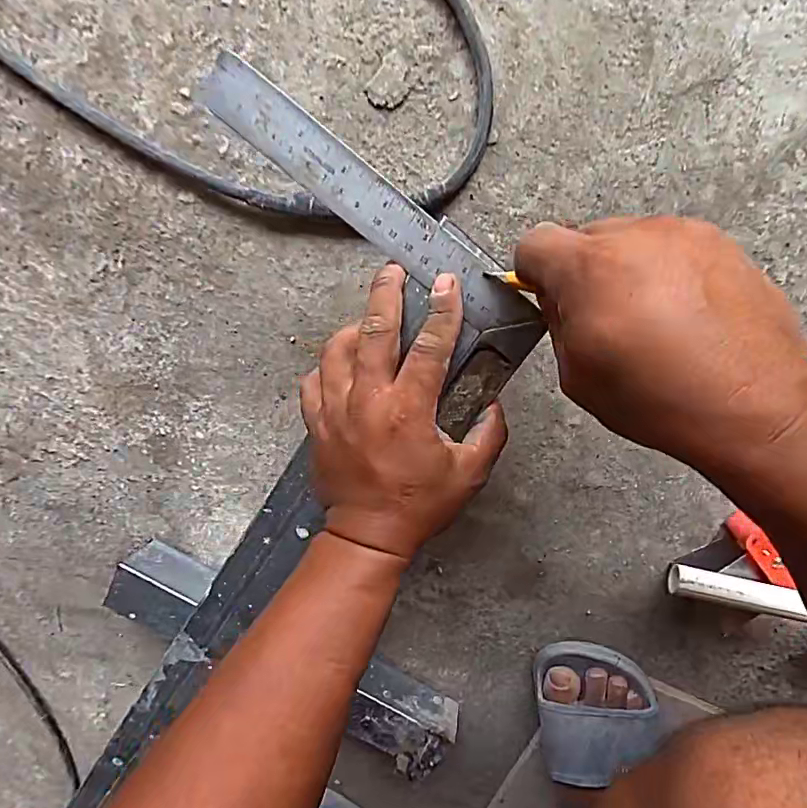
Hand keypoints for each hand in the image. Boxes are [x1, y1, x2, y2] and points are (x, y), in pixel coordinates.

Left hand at [302, 265, 508, 558]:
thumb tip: (493, 407)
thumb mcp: (469, 474)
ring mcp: (336, 411)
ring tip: (366, 317)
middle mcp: (368, 401)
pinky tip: (339, 364)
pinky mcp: (317, 425)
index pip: (428, 346)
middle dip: (385, 294)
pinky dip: (326, 365)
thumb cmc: (418, 508)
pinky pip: (313, 381)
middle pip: (373, 331)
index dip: (442, 311)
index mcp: (408, 410)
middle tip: (392, 272)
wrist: (368, 535)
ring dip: (353, 326)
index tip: (446, 285)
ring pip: (336, 350)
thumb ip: (489, 435)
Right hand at [511, 217, 806, 474]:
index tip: (547, 294)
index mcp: (590, 269)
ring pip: (634, 243)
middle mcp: (637, 237)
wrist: (753, 404)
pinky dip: (671, 276)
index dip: (535, 274)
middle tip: (605, 322)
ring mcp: (684, 234)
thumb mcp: (582, 378)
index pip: (536, 244)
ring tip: (655, 328)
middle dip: (587, 276)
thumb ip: (559, 326)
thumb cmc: (671, 400)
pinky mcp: (720, 242)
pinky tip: (686, 321)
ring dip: (632, 275)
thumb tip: (558, 302)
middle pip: (588, 239)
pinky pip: (675, 251)